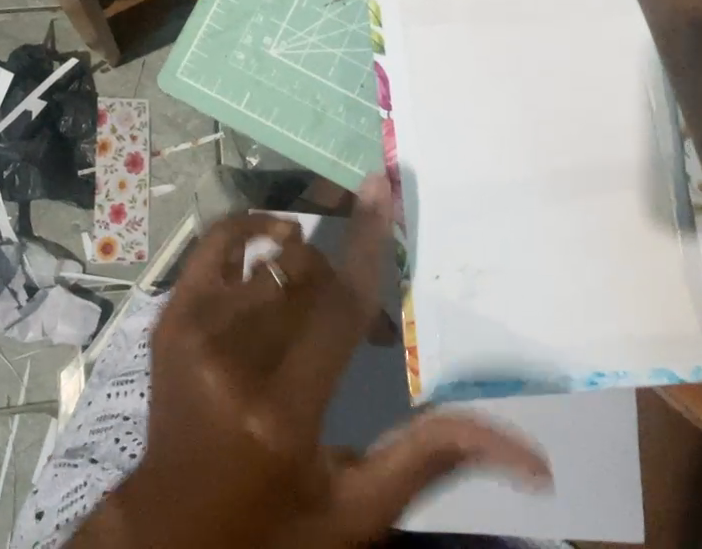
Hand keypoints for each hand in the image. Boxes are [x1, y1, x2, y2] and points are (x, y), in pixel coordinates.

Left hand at [71, 176, 550, 547]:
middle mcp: (230, 360)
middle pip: (304, 279)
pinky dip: (247, 231)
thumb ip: (432, 458)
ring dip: (307, 270)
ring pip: (266, 262)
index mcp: (283, 410)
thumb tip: (532, 456)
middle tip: (368, 326)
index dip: (366, 242)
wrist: (173, 529)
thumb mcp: (358, 508)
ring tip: (320, 307)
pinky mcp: (169, 322)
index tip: (382, 187)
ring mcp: (191, 334)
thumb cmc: (275, 523)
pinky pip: (213, 249)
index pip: (337, 307)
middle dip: (345, 280)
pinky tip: (276, 239)